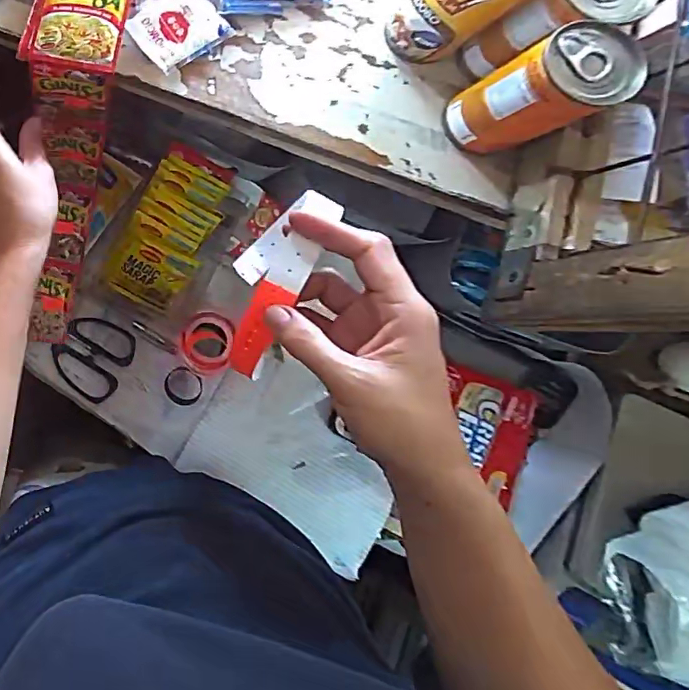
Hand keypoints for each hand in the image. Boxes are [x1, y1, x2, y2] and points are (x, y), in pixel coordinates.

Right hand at [261, 212, 467, 486]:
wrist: (424, 467)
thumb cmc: (402, 423)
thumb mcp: (350, 381)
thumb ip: (307, 344)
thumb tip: (271, 313)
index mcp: (402, 309)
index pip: (368, 252)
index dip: (333, 232)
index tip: (297, 222)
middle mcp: (387, 313)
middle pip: (343, 274)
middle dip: (306, 267)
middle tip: (269, 261)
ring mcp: (372, 332)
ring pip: (329, 302)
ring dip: (298, 300)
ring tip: (264, 302)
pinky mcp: (359, 352)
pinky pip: (325, 327)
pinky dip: (302, 326)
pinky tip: (277, 328)